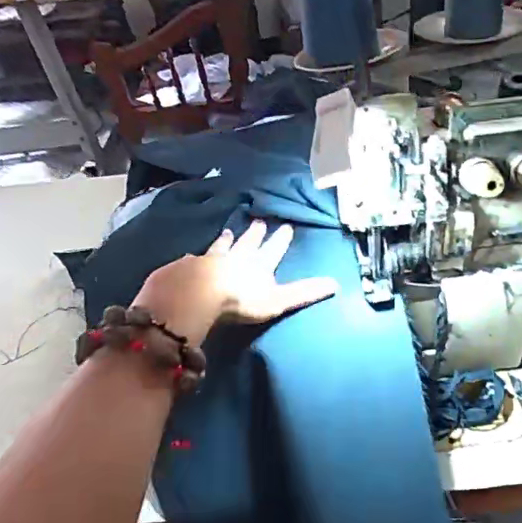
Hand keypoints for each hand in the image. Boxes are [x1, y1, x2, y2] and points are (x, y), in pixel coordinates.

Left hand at [132, 221, 338, 342]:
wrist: (197, 294)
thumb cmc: (241, 300)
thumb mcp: (279, 299)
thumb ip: (304, 293)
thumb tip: (336, 285)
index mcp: (259, 265)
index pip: (273, 250)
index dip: (280, 240)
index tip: (286, 227)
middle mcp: (235, 258)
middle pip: (247, 243)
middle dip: (254, 234)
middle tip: (258, 222)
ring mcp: (209, 261)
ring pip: (220, 247)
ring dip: (226, 240)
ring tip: (228, 231)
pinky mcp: (185, 268)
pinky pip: (194, 260)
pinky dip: (195, 257)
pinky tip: (191, 255)